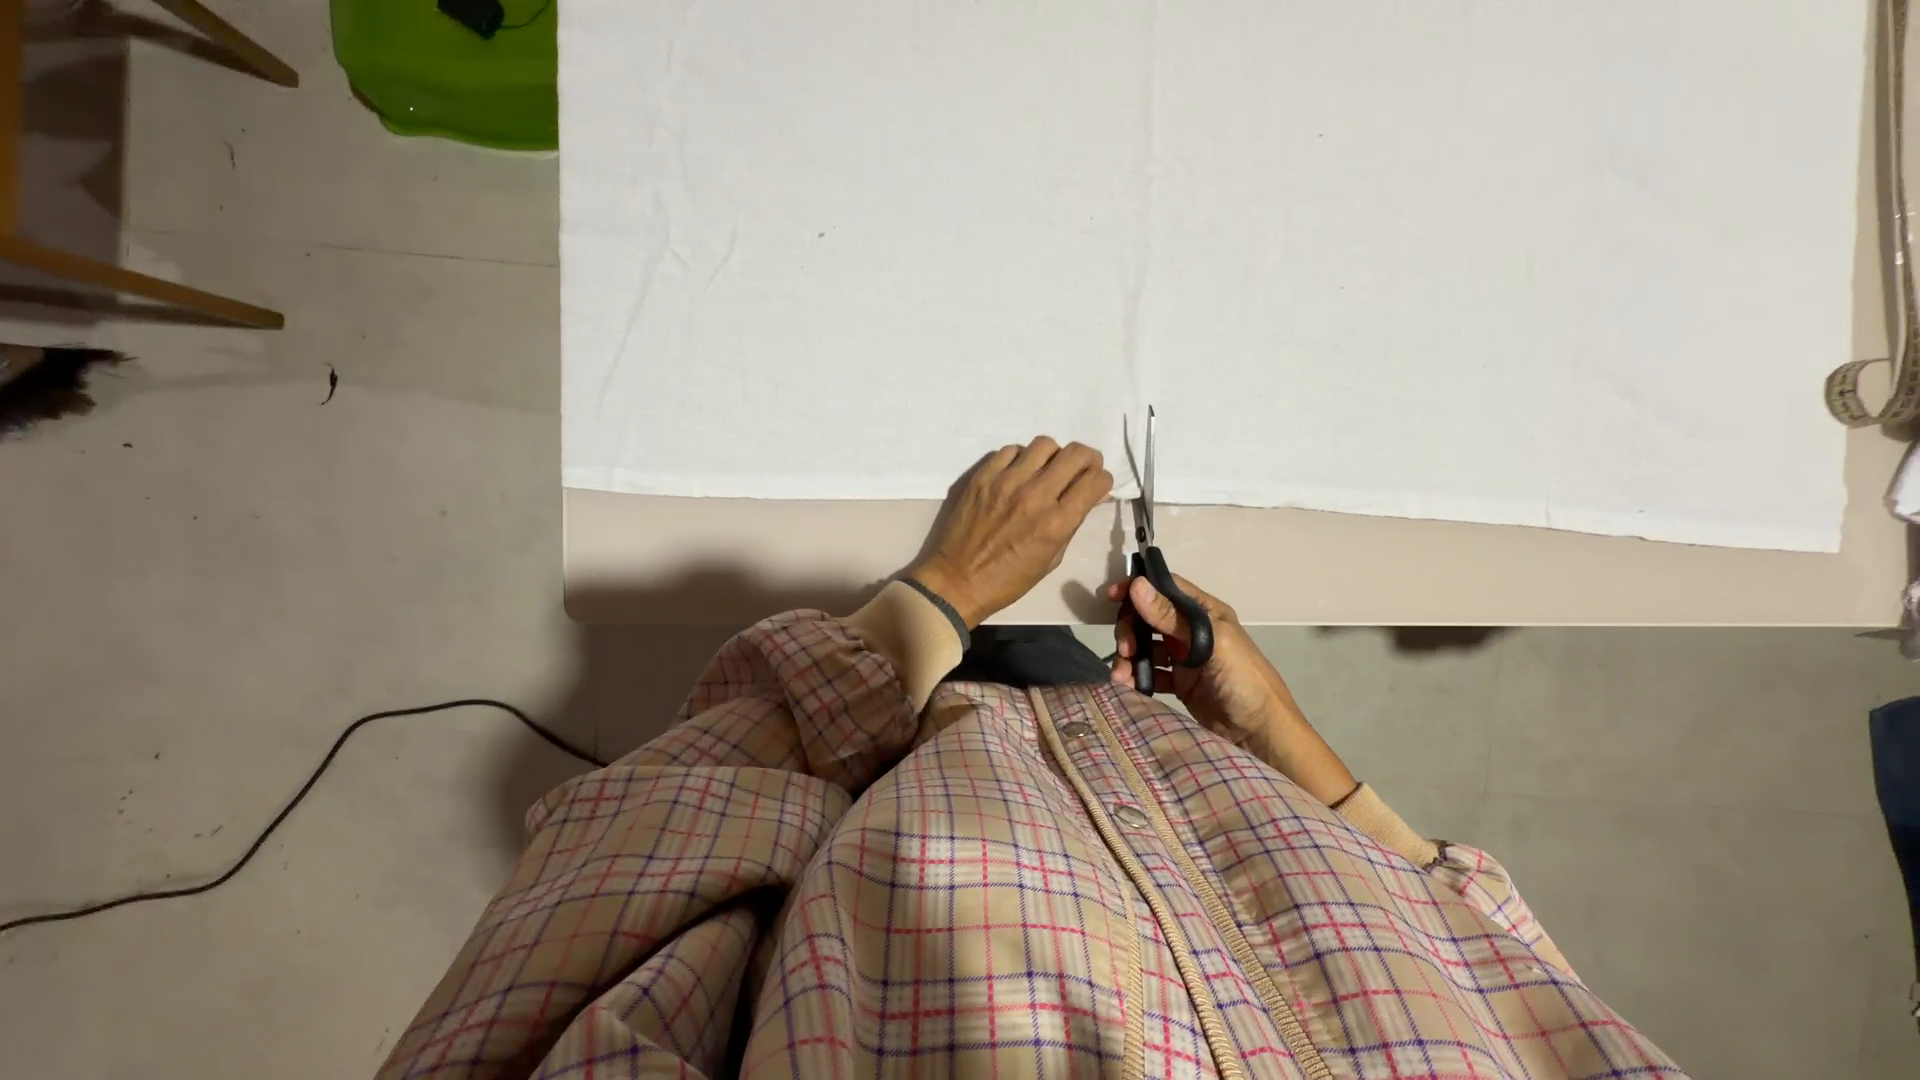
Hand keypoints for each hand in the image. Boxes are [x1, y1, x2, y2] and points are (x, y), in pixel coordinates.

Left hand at [908, 438, 1112, 626]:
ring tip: (1047, 470)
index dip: (1103, 479)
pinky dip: (1021, 458)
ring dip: (1053, 455)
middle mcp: (1035, 495)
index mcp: (1056, 522)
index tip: (1097, 485)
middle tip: (1081, 470)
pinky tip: (1018, 473)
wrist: (958, 581)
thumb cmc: (1009, 579)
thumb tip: (1094, 494)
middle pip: (1075, 453)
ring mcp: (1006, 481)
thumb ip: (1074, 522)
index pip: (1095, 480)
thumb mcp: (1052, 558)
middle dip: (1087, 459)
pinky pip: (1011, 450)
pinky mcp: (982, 476)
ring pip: (1045, 444)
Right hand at [1107, 573, 1306, 747]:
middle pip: (1150, 618)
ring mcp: (1186, 658)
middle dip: (1131, 629)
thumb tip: (1137, 584)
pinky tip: (1127, 686)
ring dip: (1130, 656)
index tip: (1112, 597)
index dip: (1139, 588)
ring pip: (1146, 646)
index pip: (1167, 589)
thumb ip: (1171, 617)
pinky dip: (1136, 677)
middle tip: (1125, 648)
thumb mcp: (1210, 643)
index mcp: (1206, 613)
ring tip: (1121, 676)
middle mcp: (1193, 631)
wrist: (1260, 734)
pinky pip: (1150, 673)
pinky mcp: (1180, 684)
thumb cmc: (1244, 679)